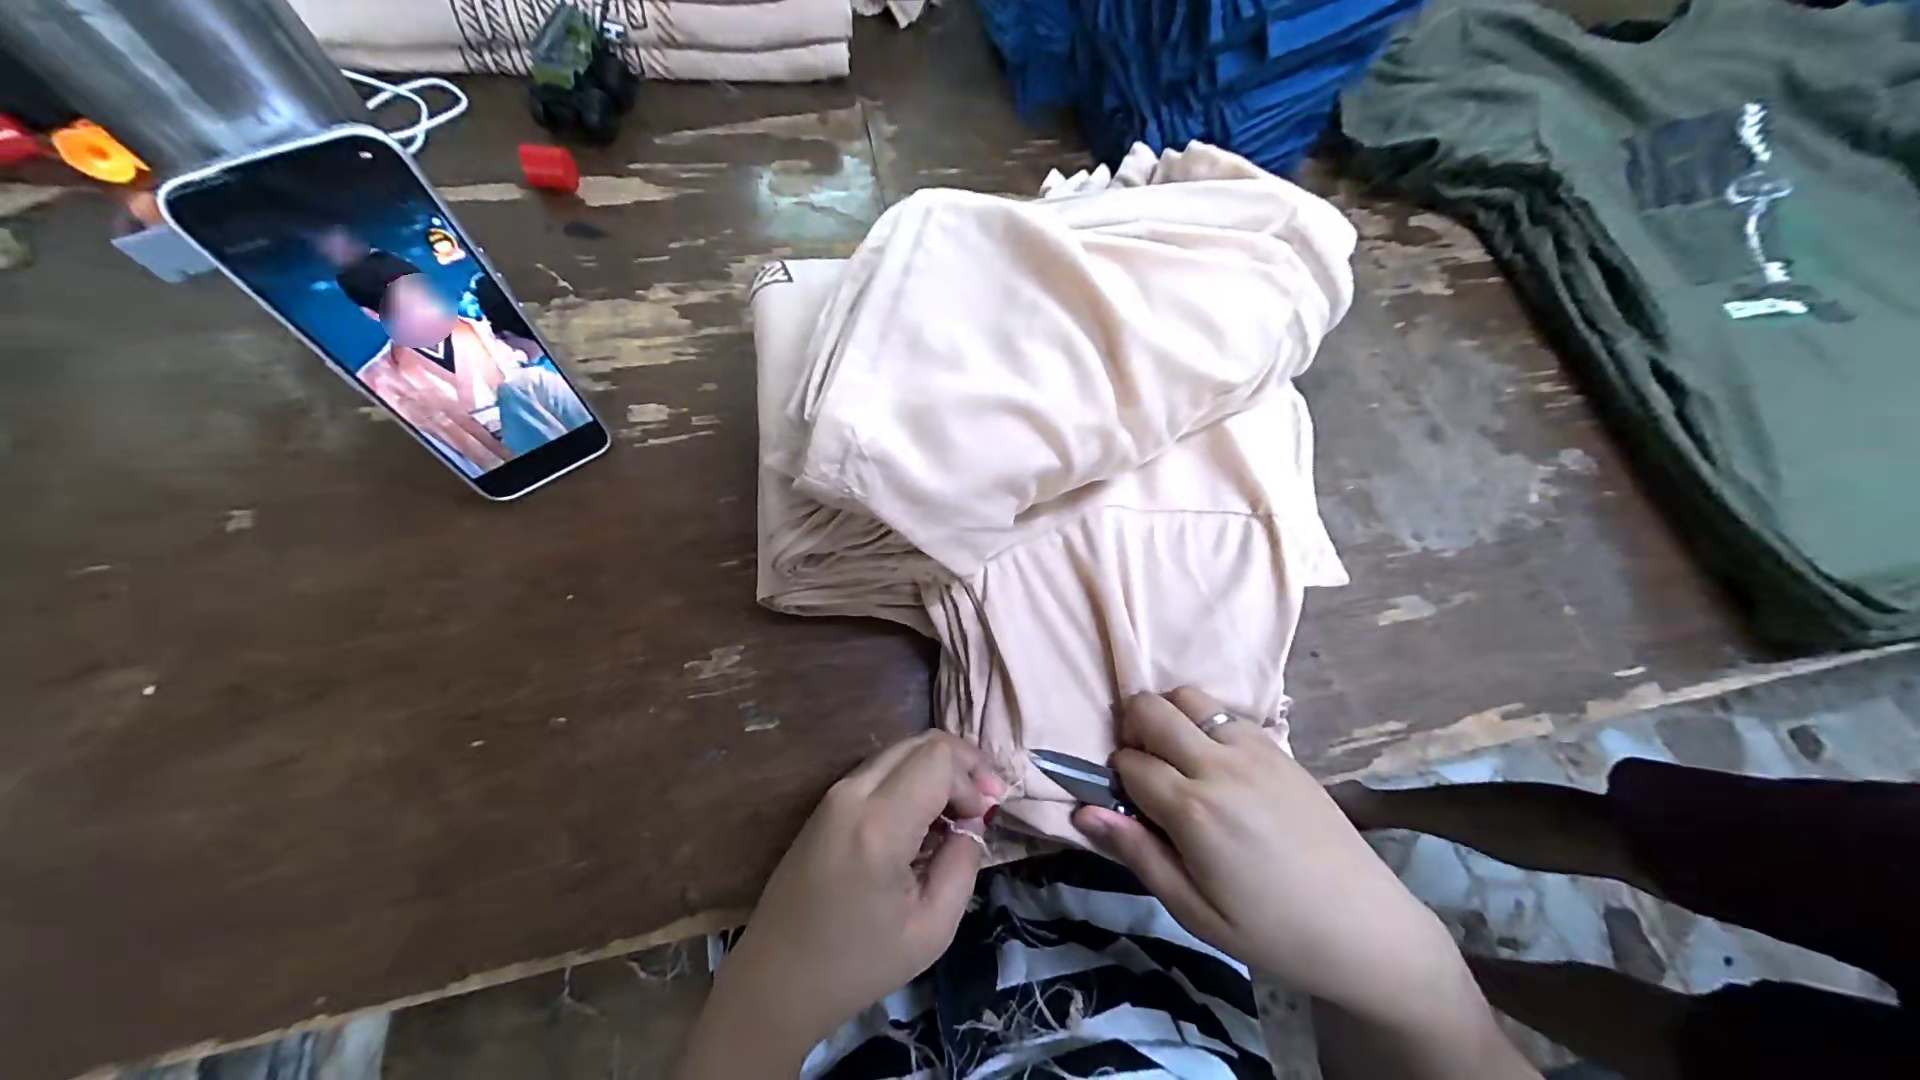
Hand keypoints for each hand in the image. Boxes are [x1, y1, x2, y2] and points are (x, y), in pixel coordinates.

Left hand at [677, 731, 1004, 1078]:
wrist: (777, 978)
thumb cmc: (858, 964)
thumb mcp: (932, 928)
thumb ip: (962, 863)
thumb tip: (973, 821)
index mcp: (878, 825)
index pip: (938, 758)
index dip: (972, 778)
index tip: (983, 817)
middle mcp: (852, 794)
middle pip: (921, 743)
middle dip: (962, 763)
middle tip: (984, 800)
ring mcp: (834, 793)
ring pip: (901, 749)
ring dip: (938, 768)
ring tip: (960, 808)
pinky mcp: (827, 801)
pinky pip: (881, 767)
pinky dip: (913, 776)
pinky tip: (927, 812)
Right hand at [1074, 689, 1533, 1077]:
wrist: (1367, 928)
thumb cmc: (1270, 929)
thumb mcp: (1193, 910)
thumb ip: (1136, 853)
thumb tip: (1082, 812)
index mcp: (1194, 811)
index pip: (1129, 762)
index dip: (1116, 776)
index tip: (1125, 799)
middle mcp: (1220, 766)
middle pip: (1152, 709)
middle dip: (1131, 726)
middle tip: (1141, 763)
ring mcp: (1254, 750)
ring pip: (1188, 696)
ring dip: (1168, 715)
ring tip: (1175, 753)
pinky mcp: (1280, 748)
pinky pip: (1227, 711)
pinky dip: (1205, 721)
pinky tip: (1215, 758)